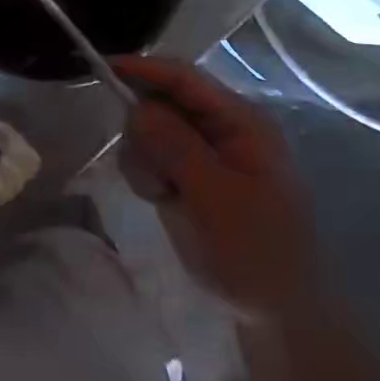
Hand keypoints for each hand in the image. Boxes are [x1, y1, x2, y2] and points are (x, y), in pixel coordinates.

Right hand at [114, 56, 320, 319]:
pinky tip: (160, 198)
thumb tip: (136, 107)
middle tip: (151, 169)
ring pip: (151, 129)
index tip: (104, 68)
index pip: (185, 78)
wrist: (275, 312)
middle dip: (145, 128)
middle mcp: (222, 128)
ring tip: (161, 192)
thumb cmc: (254, 250)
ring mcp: (204, 152)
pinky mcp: (189, 174)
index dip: (145, 69)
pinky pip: (152, 155)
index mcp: (241, 121)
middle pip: (162, 100)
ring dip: (144, 156)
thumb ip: (175, 146)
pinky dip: (147, 173)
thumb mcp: (215, 197)